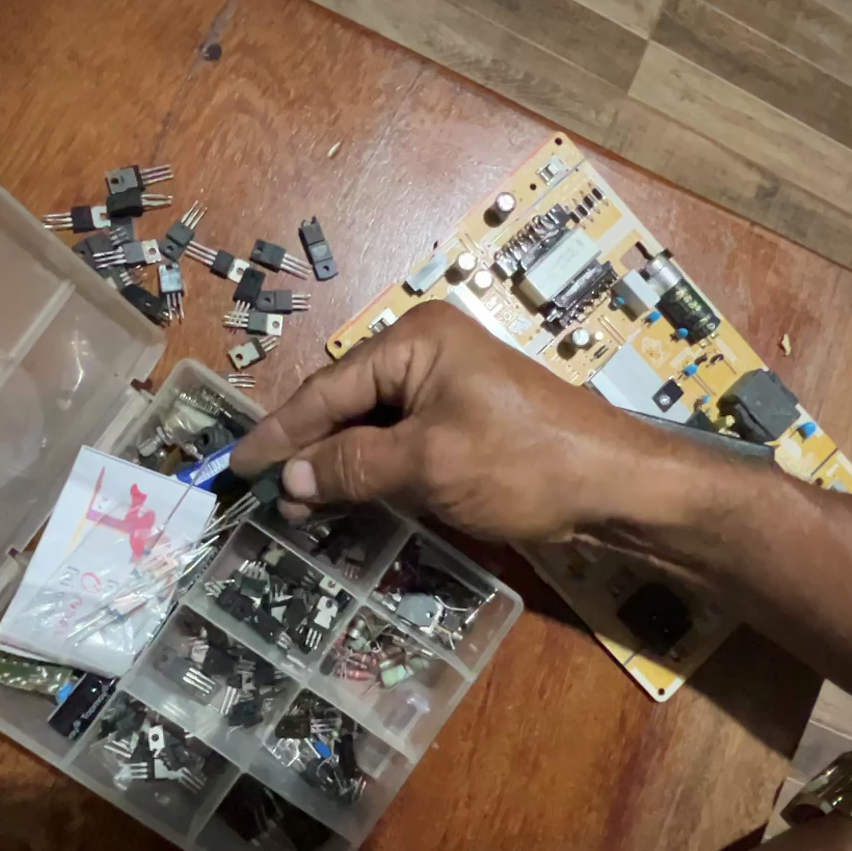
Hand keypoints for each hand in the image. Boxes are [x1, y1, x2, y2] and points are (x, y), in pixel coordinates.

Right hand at [230, 301, 644, 541]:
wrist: (612, 487)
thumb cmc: (521, 463)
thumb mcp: (428, 464)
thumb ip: (353, 467)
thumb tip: (290, 479)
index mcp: (415, 342)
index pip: (328, 389)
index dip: (281, 432)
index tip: (238, 465)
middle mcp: (425, 354)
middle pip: (346, 404)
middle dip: (308, 452)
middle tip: (269, 496)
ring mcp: (445, 387)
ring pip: (371, 427)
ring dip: (337, 467)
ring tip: (300, 508)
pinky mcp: (461, 421)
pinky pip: (400, 442)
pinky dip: (372, 471)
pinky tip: (348, 499)